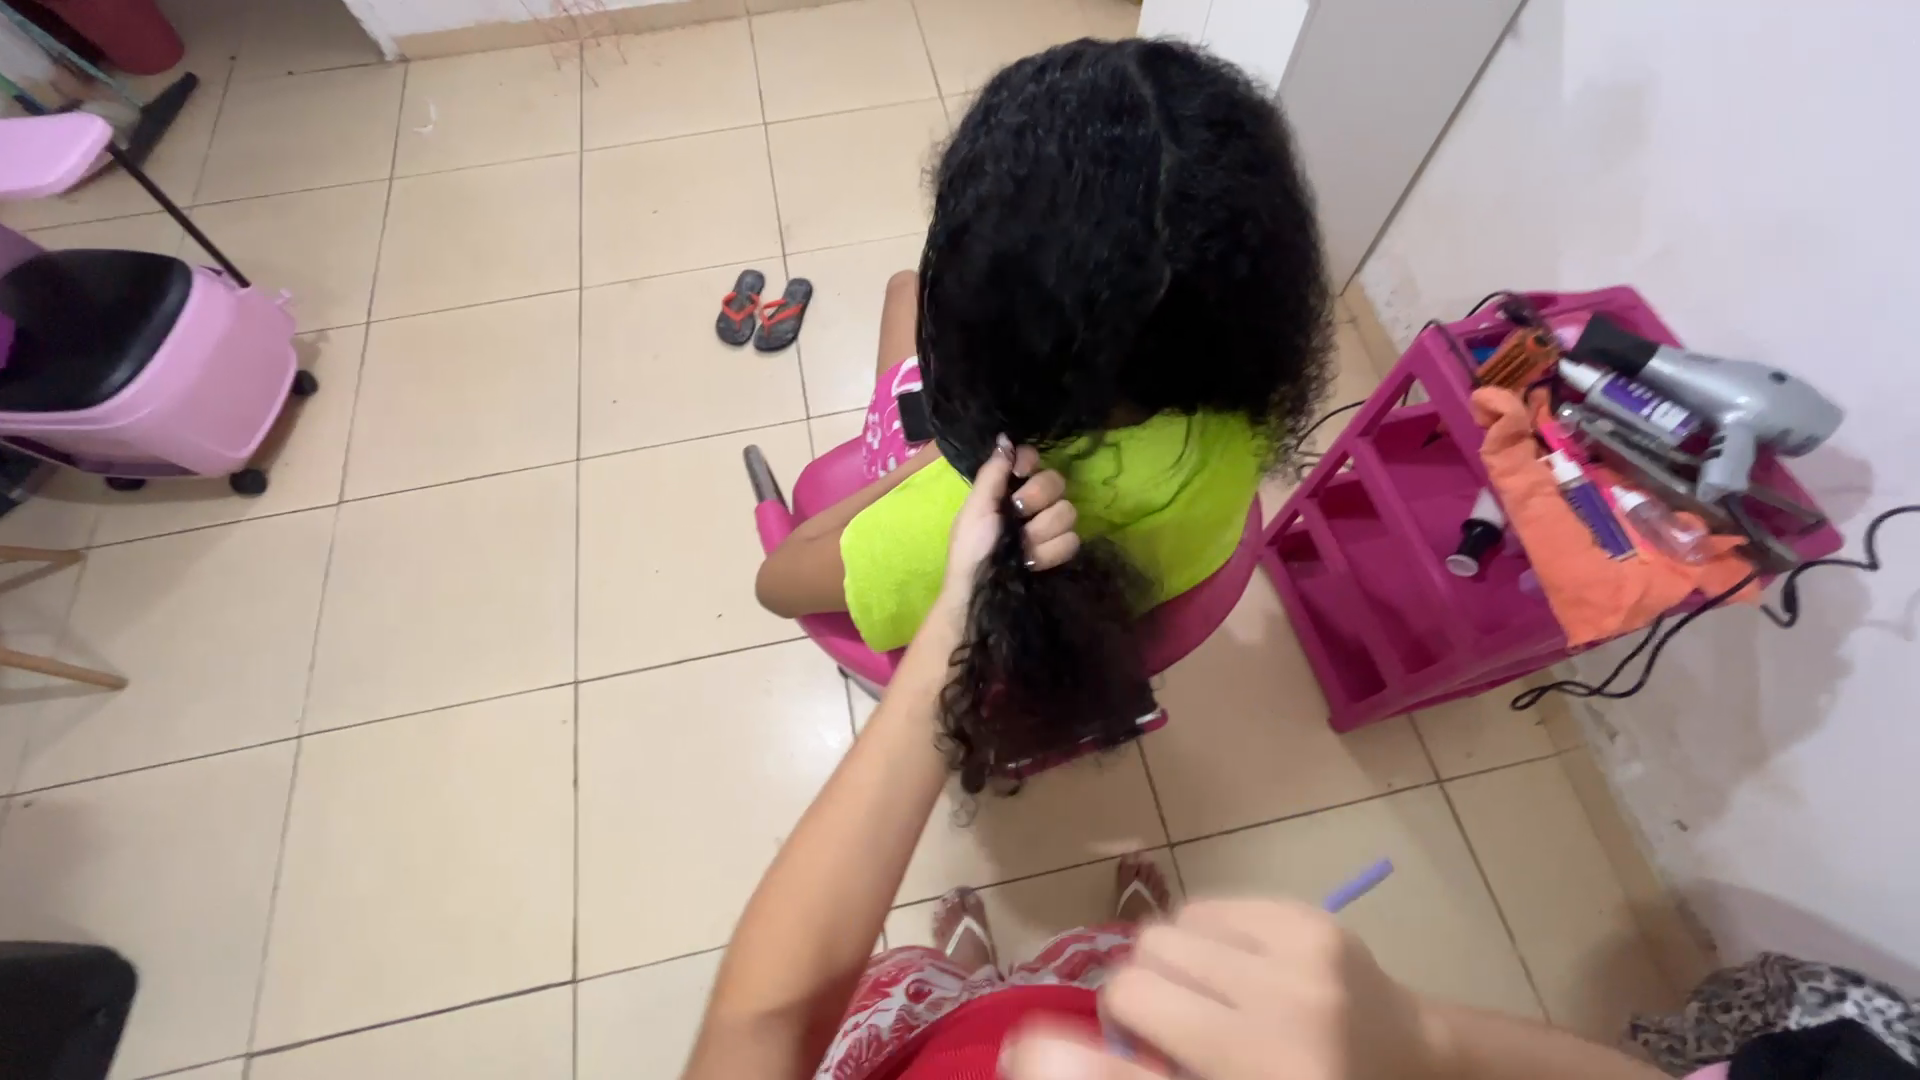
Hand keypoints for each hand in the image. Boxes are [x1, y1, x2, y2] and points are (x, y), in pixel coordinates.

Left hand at [942, 437, 1081, 596]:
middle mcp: (1032, 503)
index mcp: (1008, 489)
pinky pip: (1072, 540)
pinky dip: (1049, 553)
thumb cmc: (971, 550)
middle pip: (1057, 481)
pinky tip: (1033, 562)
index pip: (1032, 458)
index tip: (1019, 474)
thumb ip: (992, 473)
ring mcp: (1048, 528)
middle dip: (1037, 499)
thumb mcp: (975, 509)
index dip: (1030, 463)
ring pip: (1068, 511)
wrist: (980, 593)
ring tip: (1023, 548)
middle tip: (1018, 515)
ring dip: (1041, 532)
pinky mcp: (1060, 552)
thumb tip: (1004, 438)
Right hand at [1001, 900, 1449, 1079]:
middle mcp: (1282, 1039)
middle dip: (1136, 1003)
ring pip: (1162, 933)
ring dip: (1171, 966)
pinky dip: (1203, 937)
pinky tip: (1242, 966)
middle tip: (1168, 1028)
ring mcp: (1299, 968)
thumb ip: (1158, 1068)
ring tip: (1214, 995)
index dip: (1067, 1062)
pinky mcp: (1306, 919)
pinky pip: (1199, 907)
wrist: (1415, 1065)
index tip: (1024, 1050)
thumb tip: (1051, 1048)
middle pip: (1136, 982)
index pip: (1137, 1077)